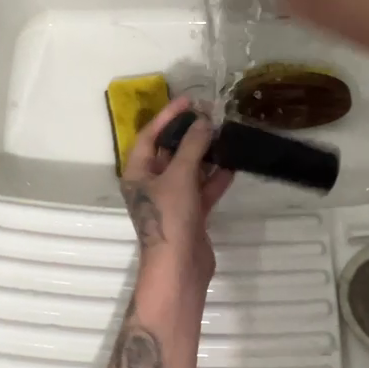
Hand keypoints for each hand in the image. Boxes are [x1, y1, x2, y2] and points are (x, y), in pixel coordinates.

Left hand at [120, 96, 233, 284]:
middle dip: (190, 135)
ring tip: (225, 137)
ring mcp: (171, 200)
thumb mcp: (180, 176)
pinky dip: (215, 178)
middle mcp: (151, 184)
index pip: (149, 135)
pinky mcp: (190, 214)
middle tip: (212, 117)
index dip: (168, 116)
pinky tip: (232, 165)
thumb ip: (192, 146)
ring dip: (206, 155)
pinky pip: (202, 189)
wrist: (179, 267)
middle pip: (170, 151)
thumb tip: (204, 121)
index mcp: (137, 172)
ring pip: (189, 169)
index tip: (189, 100)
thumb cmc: (170, 217)